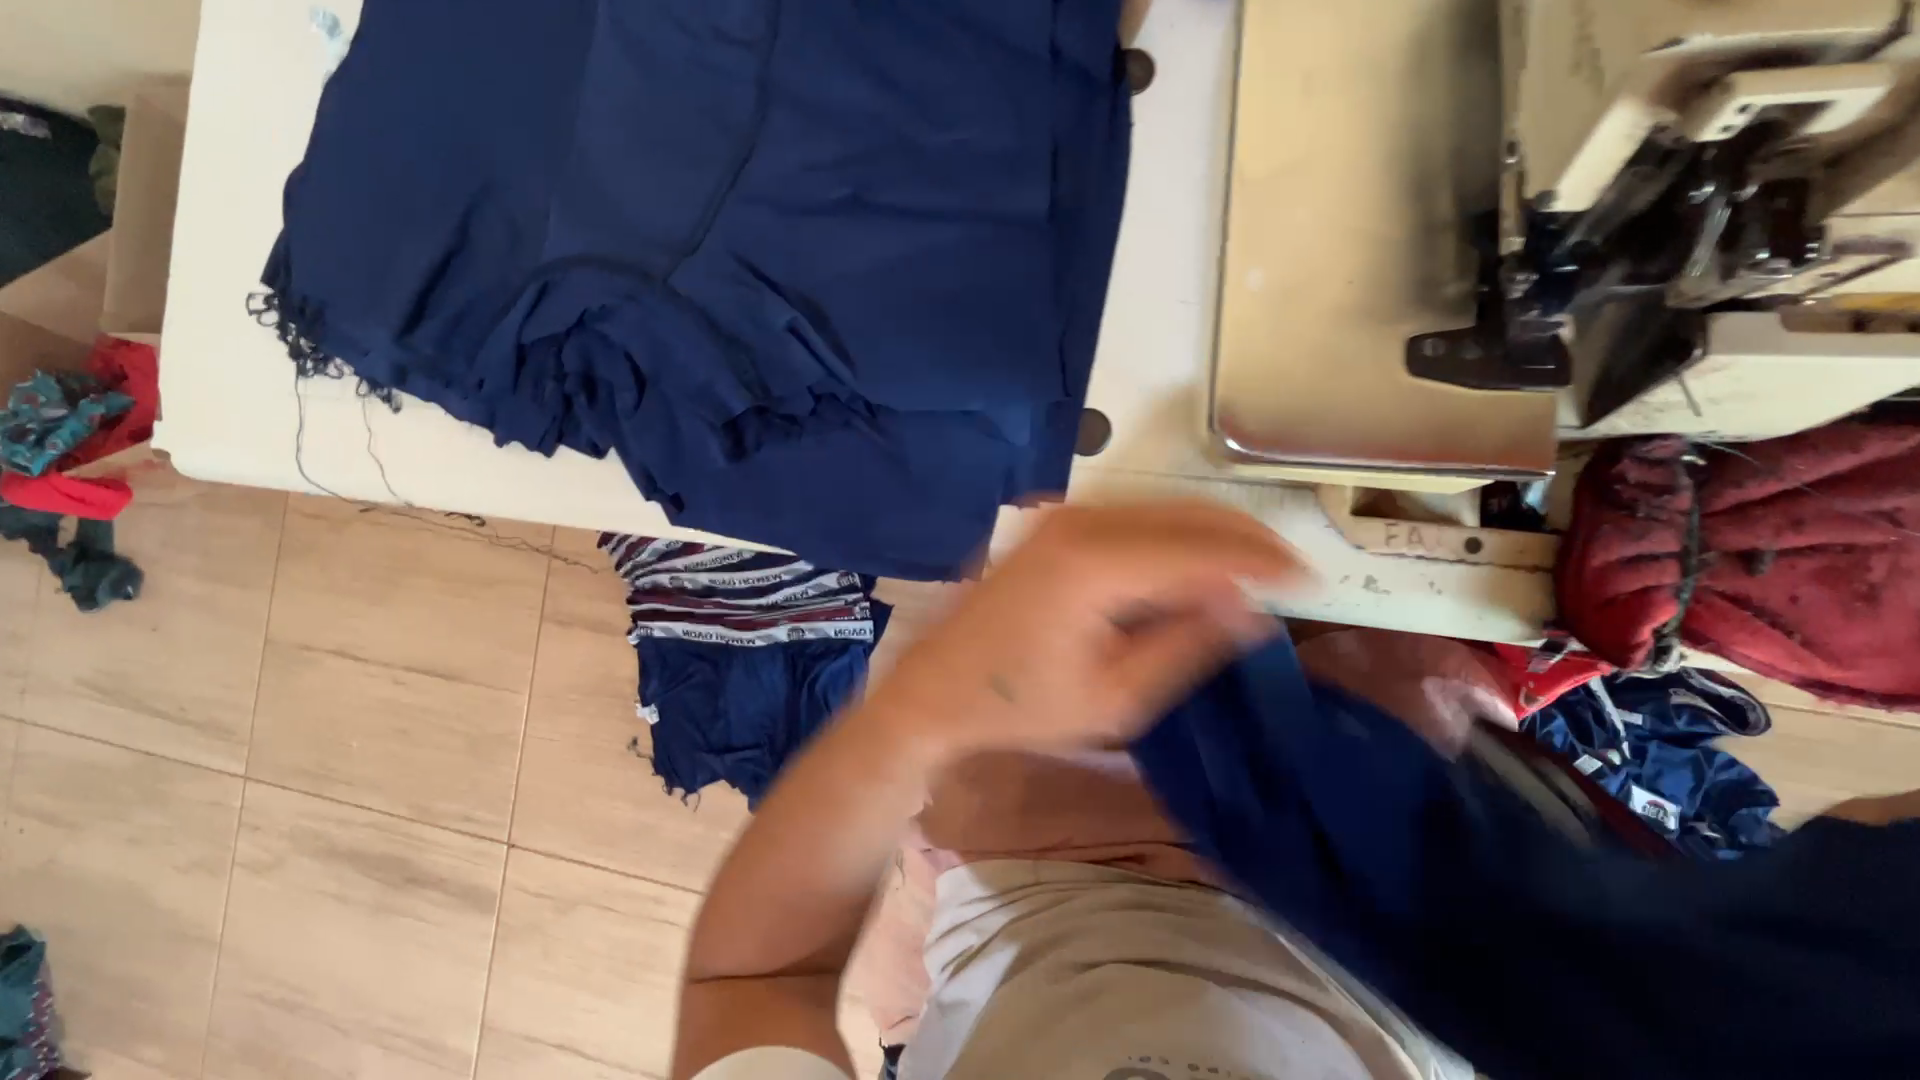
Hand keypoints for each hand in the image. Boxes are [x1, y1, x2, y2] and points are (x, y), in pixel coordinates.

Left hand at [855, 500, 1309, 757]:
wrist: (937, 688)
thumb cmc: (1023, 705)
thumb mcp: (1116, 696)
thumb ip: (1187, 643)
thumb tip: (1250, 609)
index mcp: (1099, 562)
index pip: (1205, 546)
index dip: (1264, 560)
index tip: (1311, 580)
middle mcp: (1084, 521)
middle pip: (1190, 513)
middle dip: (1247, 539)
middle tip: (1290, 574)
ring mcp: (1064, 515)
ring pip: (1165, 507)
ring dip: (1214, 534)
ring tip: (1253, 572)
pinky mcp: (1054, 523)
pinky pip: (1134, 514)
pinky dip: (1175, 534)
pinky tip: (1195, 564)